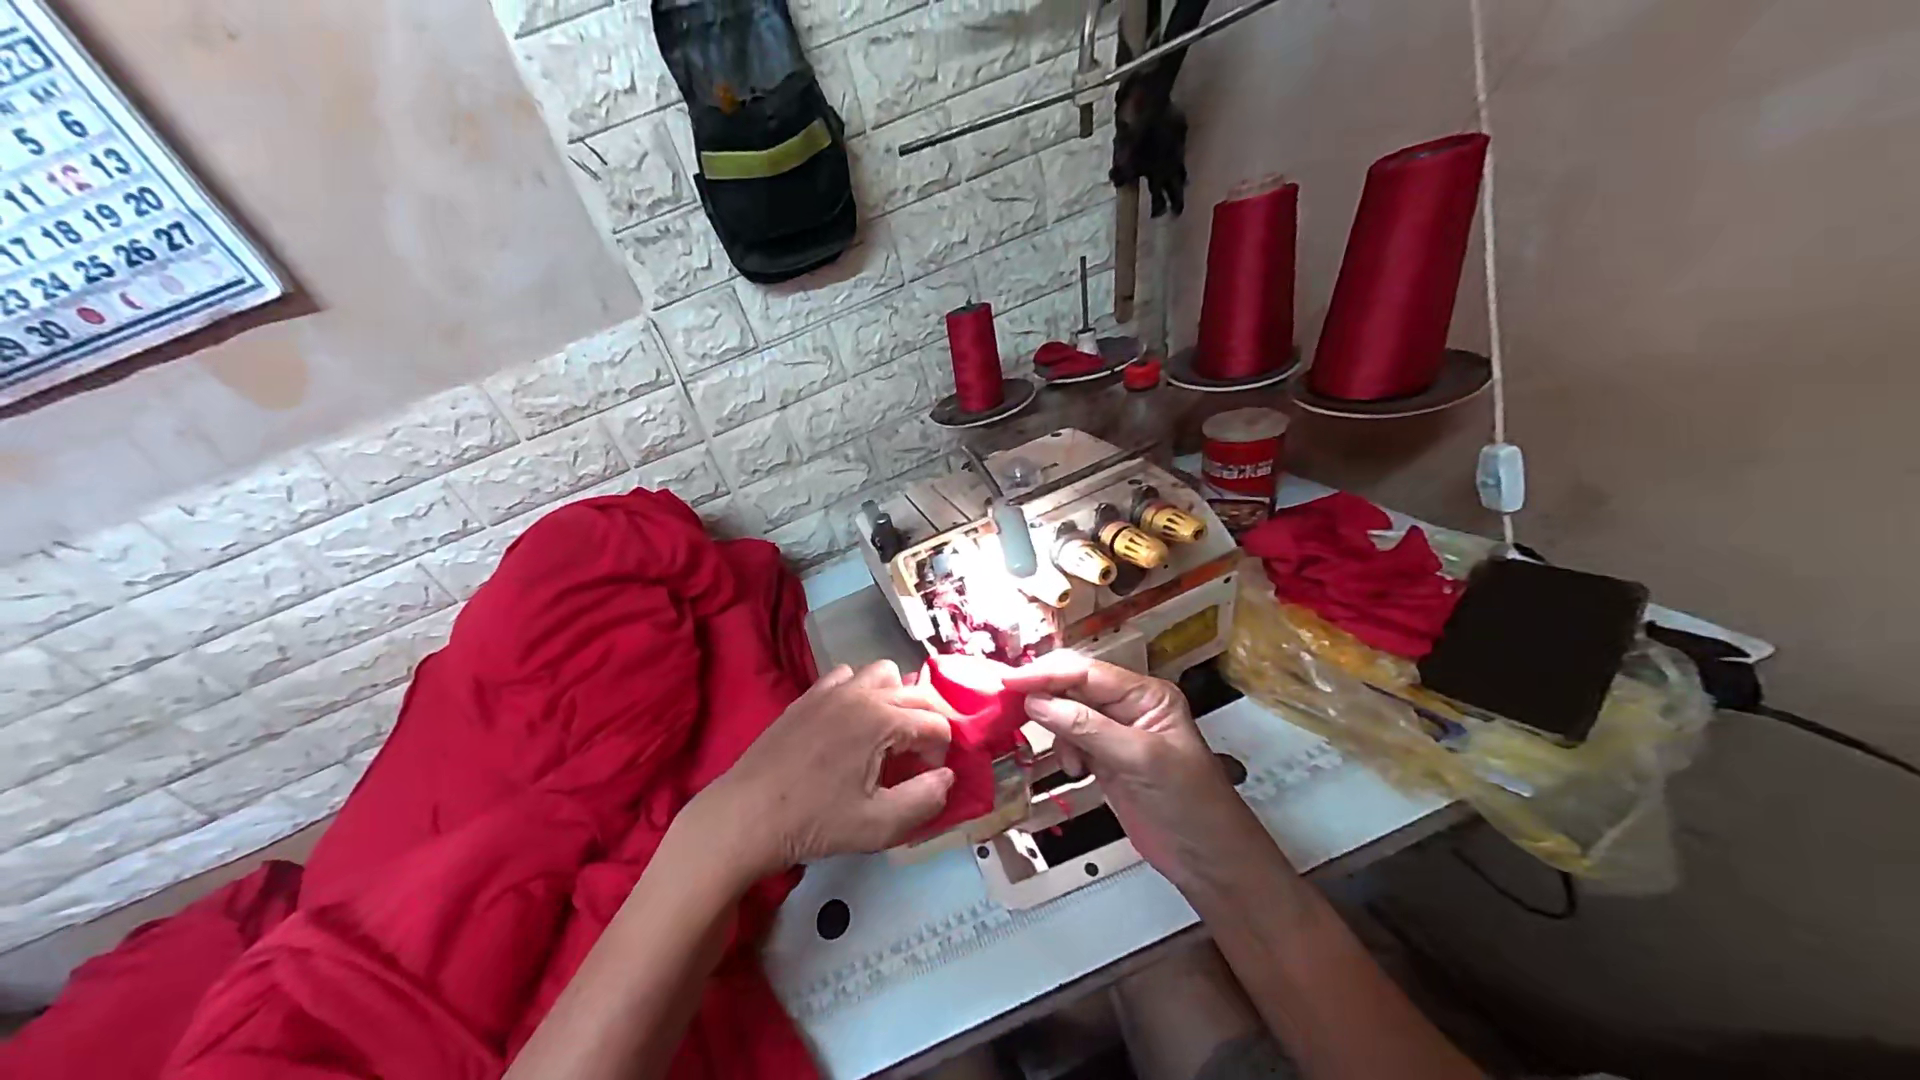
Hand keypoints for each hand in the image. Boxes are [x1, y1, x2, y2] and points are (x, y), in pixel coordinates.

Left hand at [685, 661, 955, 881]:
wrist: (746, 816)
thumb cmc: (814, 823)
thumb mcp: (878, 826)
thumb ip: (924, 800)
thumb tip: (946, 776)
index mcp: (883, 721)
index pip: (935, 723)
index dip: (940, 752)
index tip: (926, 778)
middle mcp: (862, 694)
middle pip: (916, 692)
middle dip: (927, 721)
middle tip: (917, 757)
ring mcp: (832, 690)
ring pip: (882, 672)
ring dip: (896, 696)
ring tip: (887, 731)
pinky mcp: (808, 696)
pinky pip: (847, 675)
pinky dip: (859, 690)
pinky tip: (850, 720)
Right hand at [1003, 653, 1276, 889]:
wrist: (1208, 859)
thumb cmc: (1189, 804)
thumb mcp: (1140, 759)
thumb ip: (1087, 728)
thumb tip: (1036, 701)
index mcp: (1145, 694)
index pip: (1086, 672)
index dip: (1045, 673)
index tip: (1008, 681)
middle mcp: (1128, 706)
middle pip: (1073, 687)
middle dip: (1044, 696)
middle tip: (1011, 708)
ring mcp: (1115, 732)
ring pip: (1067, 714)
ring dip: (1057, 732)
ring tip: (1070, 761)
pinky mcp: (1105, 758)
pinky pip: (1071, 741)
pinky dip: (1065, 752)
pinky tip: (1076, 771)